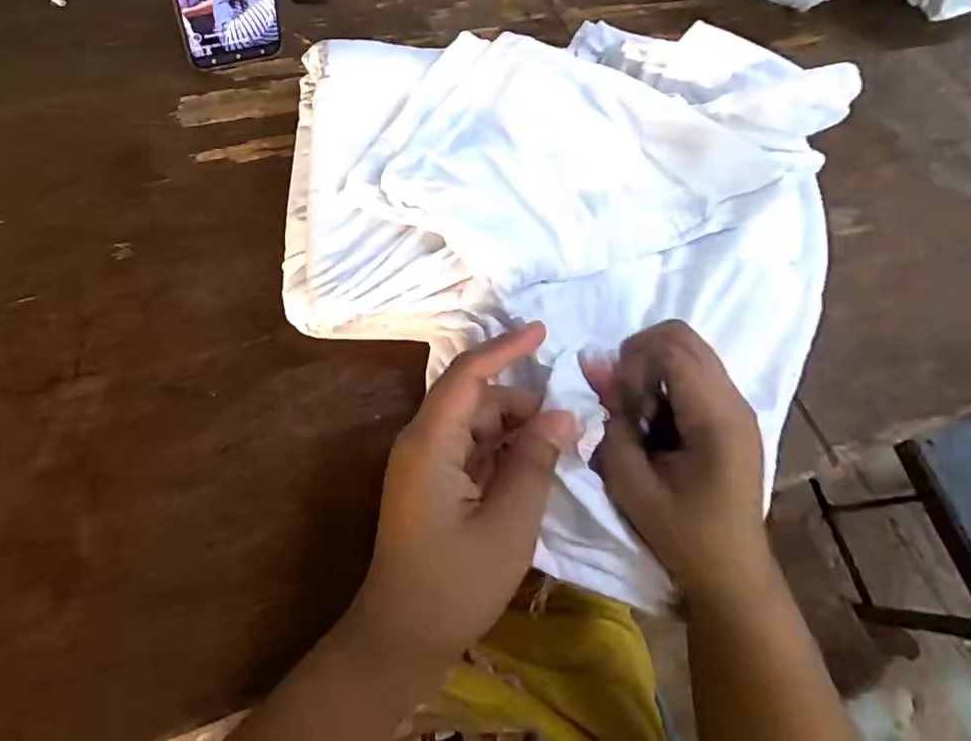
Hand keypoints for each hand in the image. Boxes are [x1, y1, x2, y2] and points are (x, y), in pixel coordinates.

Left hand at [349, 321, 577, 666]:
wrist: (400, 637)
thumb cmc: (454, 584)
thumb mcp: (508, 524)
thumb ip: (534, 463)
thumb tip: (561, 416)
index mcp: (430, 441)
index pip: (468, 374)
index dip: (505, 348)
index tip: (543, 332)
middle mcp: (422, 441)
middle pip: (476, 400)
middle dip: (523, 404)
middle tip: (571, 425)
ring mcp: (424, 462)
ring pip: (476, 425)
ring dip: (516, 431)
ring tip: (559, 450)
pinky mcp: (432, 483)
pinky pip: (471, 450)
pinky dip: (503, 452)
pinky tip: (533, 468)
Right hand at [584, 320, 768, 596]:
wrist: (733, 577)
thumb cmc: (683, 536)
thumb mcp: (631, 483)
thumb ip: (612, 420)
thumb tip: (594, 365)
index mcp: (717, 417)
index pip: (671, 347)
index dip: (633, 364)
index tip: (622, 406)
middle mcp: (734, 400)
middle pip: (680, 335)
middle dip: (639, 355)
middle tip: (624, 399)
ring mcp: (737, 405)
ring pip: (686, 348)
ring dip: (652, 368)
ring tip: (641, 415)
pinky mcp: (731, 414)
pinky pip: (692, 371)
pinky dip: (664, 381)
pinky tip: (656, 422)